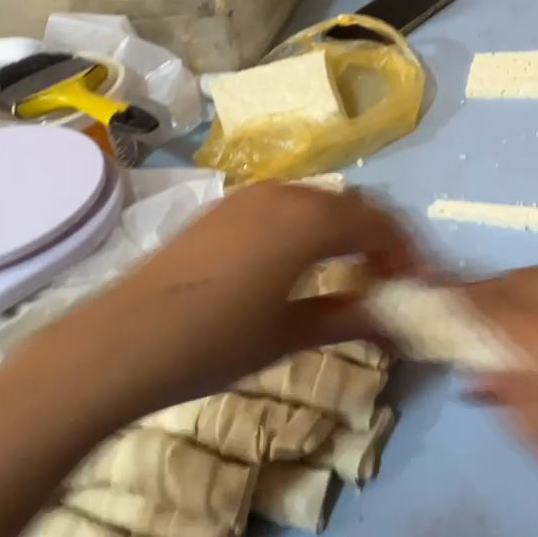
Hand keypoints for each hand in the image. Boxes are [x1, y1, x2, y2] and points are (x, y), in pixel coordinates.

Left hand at [39, 181, 421, 424]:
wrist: (119, 341)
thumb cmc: (213, 342)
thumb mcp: (289, 334)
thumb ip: (350, 317)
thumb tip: (396, 320)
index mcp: (309, 220)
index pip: (379, 224)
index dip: (406, 252)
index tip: (417, 286)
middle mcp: (285, 194)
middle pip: (351, 206)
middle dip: (378, 239)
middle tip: (389, 281)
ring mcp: (250, 195)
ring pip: (317, 203)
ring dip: (342, 231)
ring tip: (348, 274)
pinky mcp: (223, 207)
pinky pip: (285, 206)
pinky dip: (308, 227)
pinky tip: (298, 264)